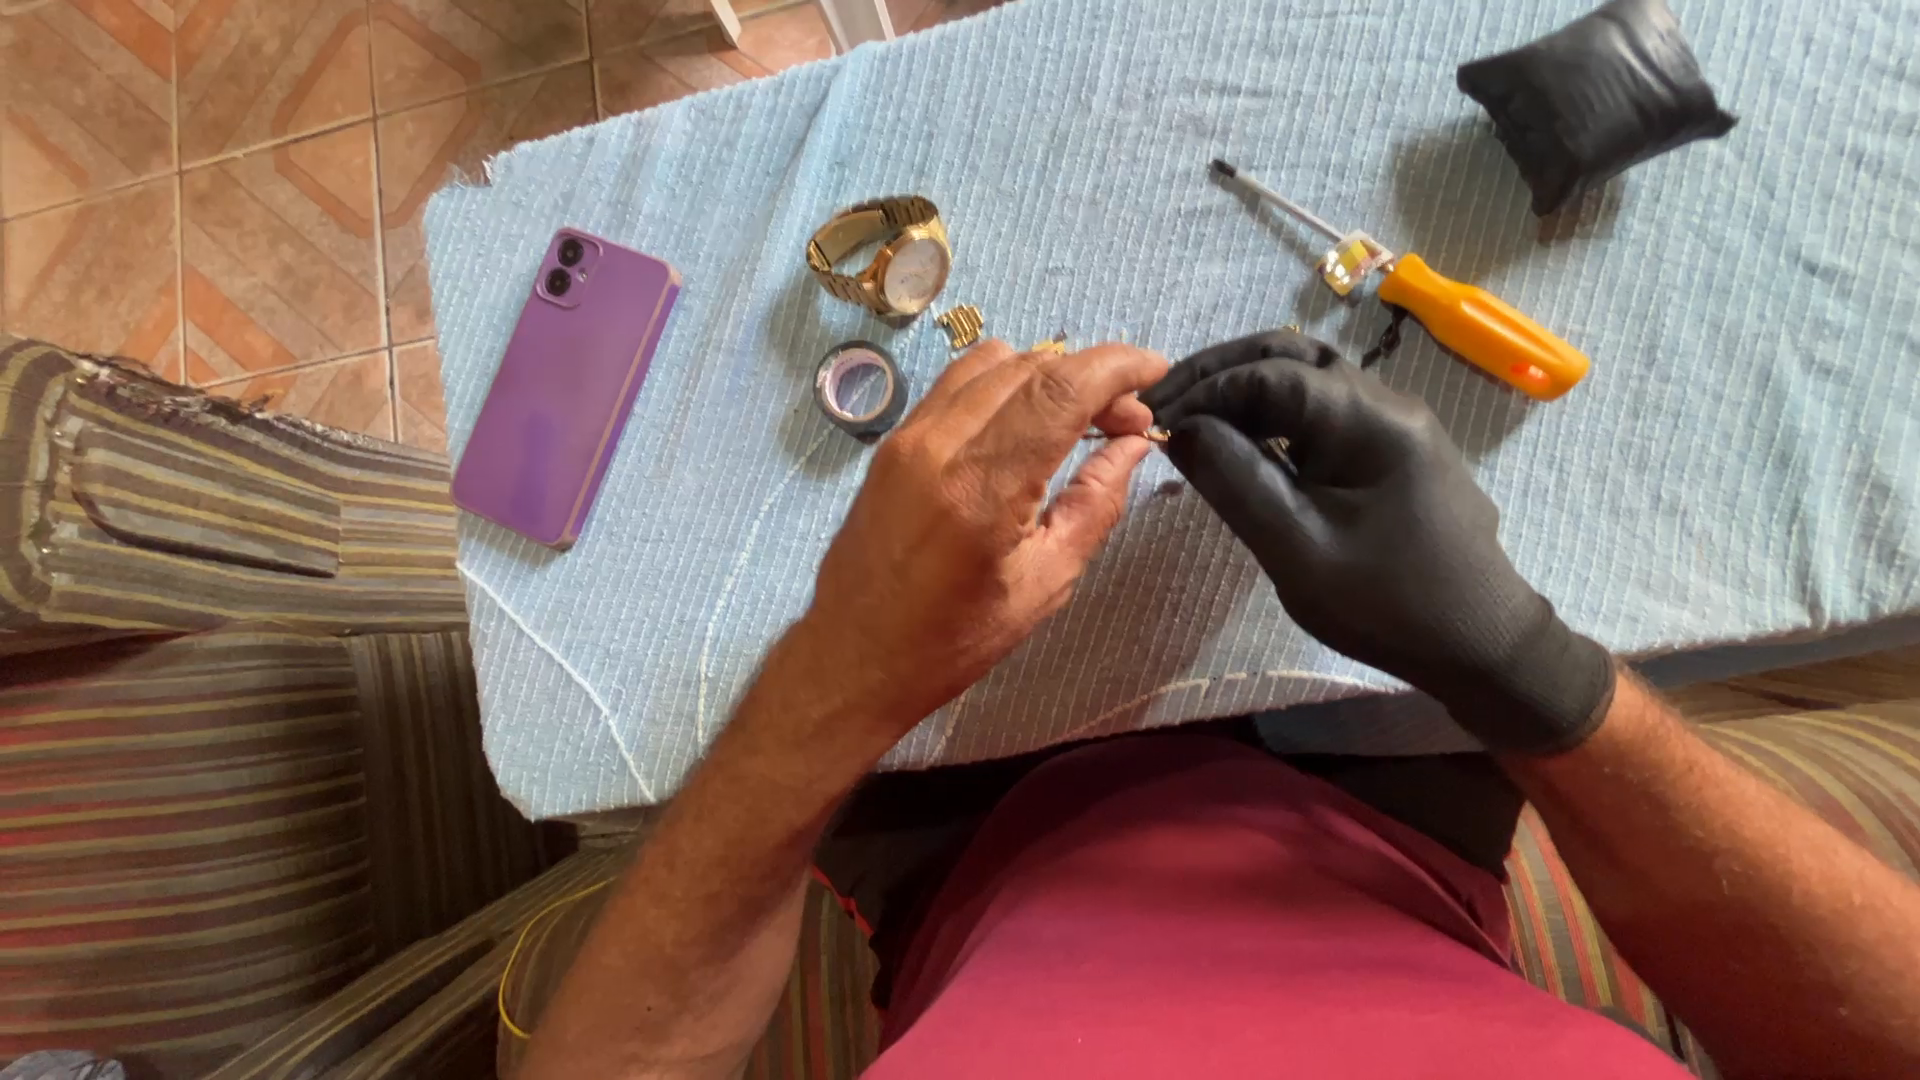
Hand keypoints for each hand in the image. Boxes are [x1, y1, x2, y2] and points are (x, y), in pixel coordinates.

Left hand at [788, 339, 1168, 745]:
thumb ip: (1095, 504)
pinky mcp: (892, 440)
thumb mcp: (1044, 584)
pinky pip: (958, 382)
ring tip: (1076, 424)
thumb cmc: (954, 639)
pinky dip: (1005, 384)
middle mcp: (940, 443)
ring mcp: (908, 435)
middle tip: (1126, 421)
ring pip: (993, 362)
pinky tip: (1023, 425)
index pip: (1061, 388)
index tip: (1157, 371)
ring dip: (1048, 376)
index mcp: (982, 487)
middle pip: (1032, 366)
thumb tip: (1132, 444)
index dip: (1119, 367)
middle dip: (1093, 377)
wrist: (853, 654)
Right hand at [1140, 329, 1612, 753]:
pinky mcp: (1386, 448)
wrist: (1479, 644)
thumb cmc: (1386, 604)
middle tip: (1162, 402)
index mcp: (1370, 421)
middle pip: (1289, 357)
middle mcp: (1385, 404)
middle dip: (1218, 372)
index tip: (1153, 421)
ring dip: (1241, 388)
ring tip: (1189, 417)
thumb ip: (1235, 481)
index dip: (1204, 389)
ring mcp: (1390, 424)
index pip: (1269, 374)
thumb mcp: (1296, 549)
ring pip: (1304, 379)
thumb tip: (1179, 429)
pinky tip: (1239, 442)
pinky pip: (1318, 412)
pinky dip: (1268, 414)